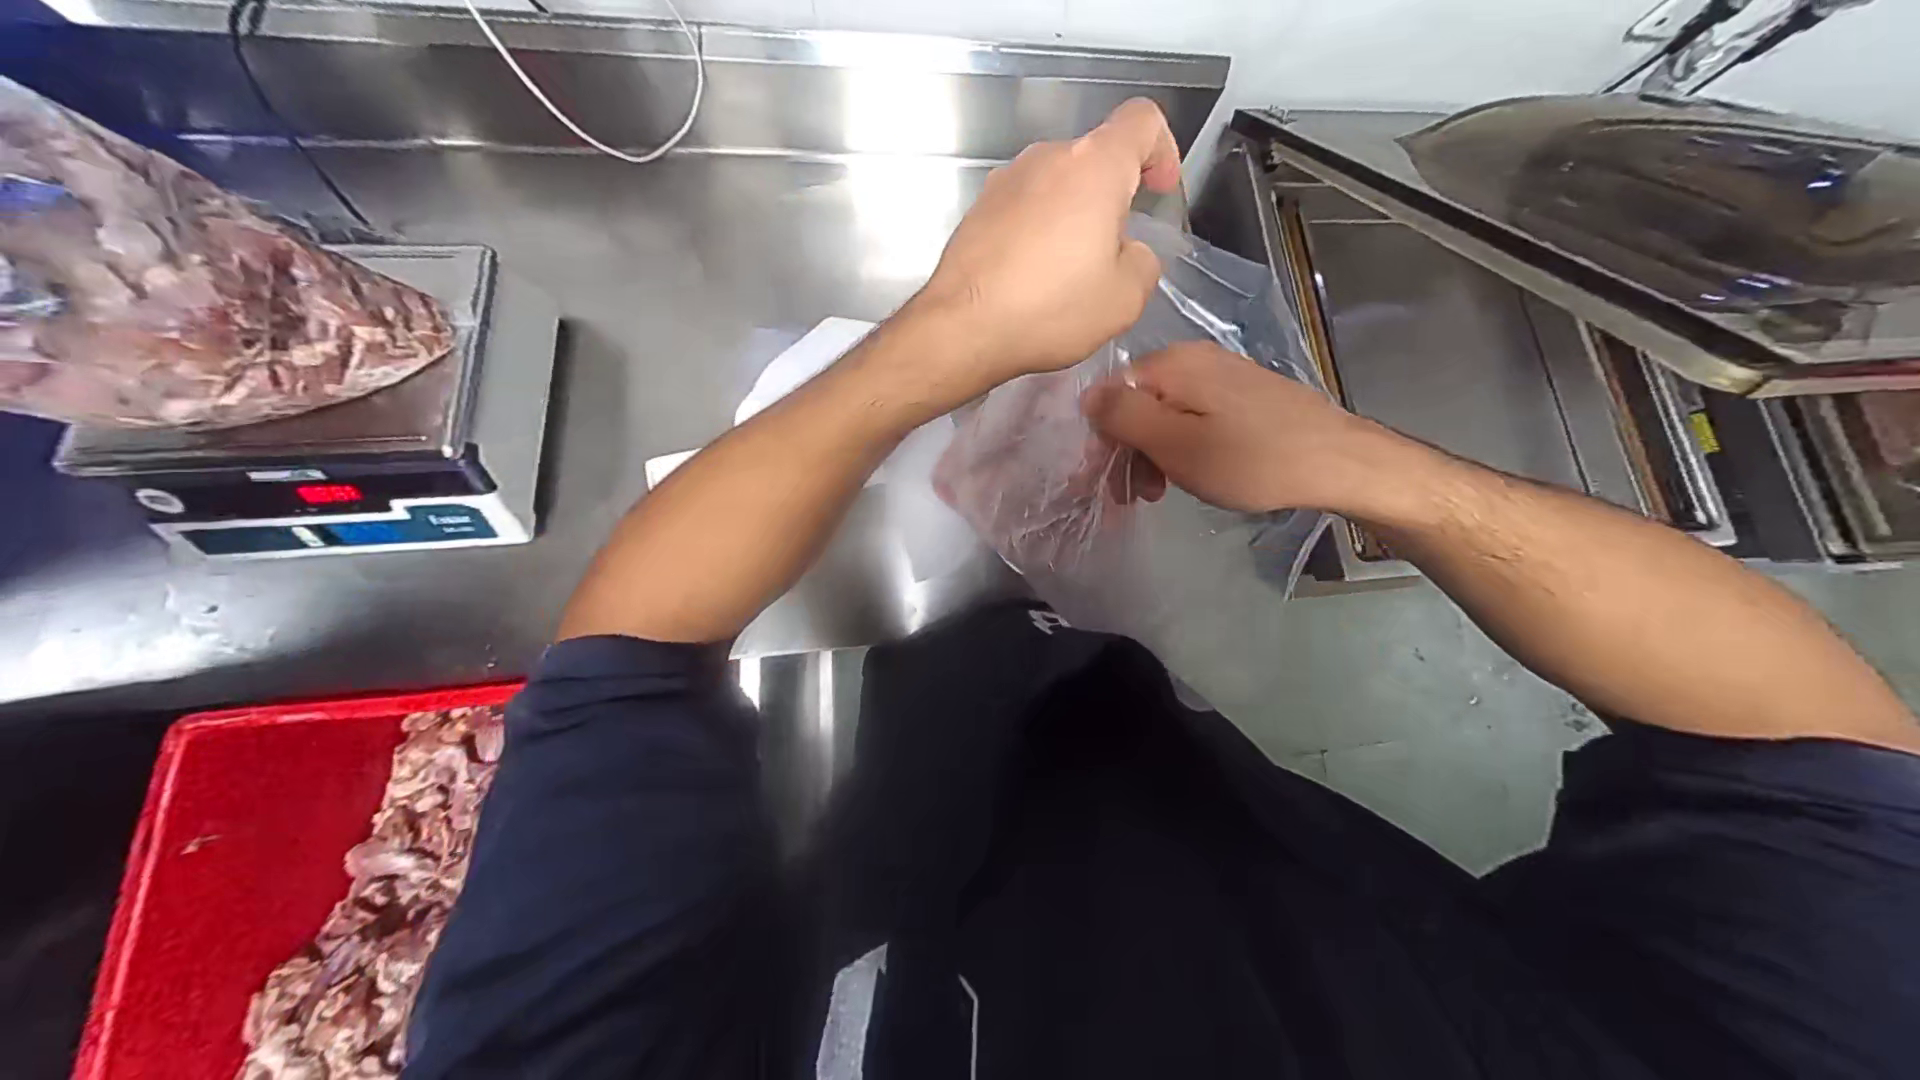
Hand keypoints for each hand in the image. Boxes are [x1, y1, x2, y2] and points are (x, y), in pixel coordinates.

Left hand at [906, 98, 1182, 400]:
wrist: (962, 329)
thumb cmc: (1046, 309)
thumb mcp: (1123, 299)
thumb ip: (1144, 263)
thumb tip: (1131, 255)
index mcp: (1093, 166)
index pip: (1142, 122)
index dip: (1162, 150)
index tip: (1158, 191)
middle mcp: (1045, 160)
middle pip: (1093, 160)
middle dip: (1112, 200)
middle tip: (1112, 254)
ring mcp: (1004, 183)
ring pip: (1055, 187)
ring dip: (1070, 219)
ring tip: (1068, 275)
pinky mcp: (977, 212)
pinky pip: (1022, 211)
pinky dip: (1036, 234)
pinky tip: (1031, 281)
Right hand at [1083, 341, 1433, 521]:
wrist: (1338, 463)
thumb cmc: (1249, 460)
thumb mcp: (1174, 443)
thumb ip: (1123, 415)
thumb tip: (1086, 395)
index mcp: (1172, 364)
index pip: (1110, 393)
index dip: (1102, 438)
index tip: (1105, 479)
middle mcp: (1194, 358)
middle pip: (1137, 403)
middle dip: (1126, 450)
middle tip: (1132, 496)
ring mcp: (1221, 374)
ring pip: (1164, 413)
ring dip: (1152, 454)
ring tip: (1158, 492)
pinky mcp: (1242, 394)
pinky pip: (1192, 417)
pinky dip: (1180, 447)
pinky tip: (1189, 473)